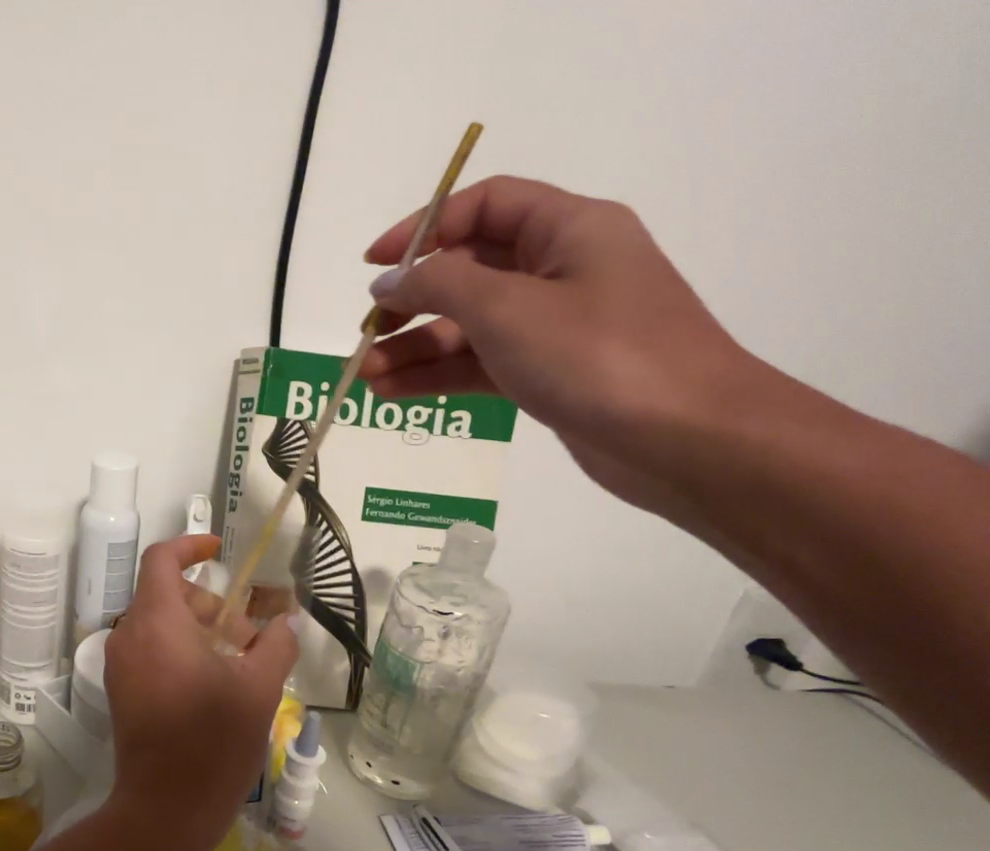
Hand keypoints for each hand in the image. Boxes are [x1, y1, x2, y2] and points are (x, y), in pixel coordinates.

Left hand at [100, 535, 298, 850]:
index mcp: (156, 622)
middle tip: (252, 639)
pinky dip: (182, 651)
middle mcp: (129, 635)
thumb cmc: (214, 743)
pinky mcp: (122, 689)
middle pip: (169, 594)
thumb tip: (286, 619)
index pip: (162, 560)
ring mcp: (121, 664)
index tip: (221, 550)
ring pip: (162, 623)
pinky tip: (216, 685)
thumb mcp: (259, 688)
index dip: (190, 546)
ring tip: (241, 667)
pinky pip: (152, 650)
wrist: (166, 808)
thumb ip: (276, 643)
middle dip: (214, 605)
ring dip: (202, 630)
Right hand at [362, 176, 775, 512]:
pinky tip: (394, 392)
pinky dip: (438, 374)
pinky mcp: (551, 372)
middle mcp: (563, 268)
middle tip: (368, 330)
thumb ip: (438, 286)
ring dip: (416, 346)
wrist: (688, 439)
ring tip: (367, 376)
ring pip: (469, 323)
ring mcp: (557, 324)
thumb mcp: (507, 308)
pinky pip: (481, 362)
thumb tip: (388, 282)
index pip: (484, 205)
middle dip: (412, 300)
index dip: (423, 226)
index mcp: (569, 229)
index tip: (374, 264)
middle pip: (470, 268)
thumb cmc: (599, 355)